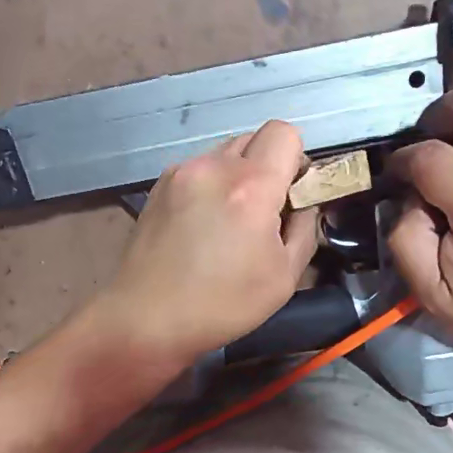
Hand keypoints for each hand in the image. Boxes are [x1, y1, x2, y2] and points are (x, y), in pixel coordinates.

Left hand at [97, 121, 318, 361]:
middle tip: (269, 210)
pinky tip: (207, 225)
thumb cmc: (223, 304)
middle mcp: (214, 167)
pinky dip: (215, 185)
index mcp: (250, 187)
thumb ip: (305, 228)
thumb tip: (306, 203)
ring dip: (242, 175)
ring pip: (228, 153)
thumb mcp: (286, 275)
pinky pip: (202, 169)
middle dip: (272, 166)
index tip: (295, 193)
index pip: (285, 133)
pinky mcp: (160, 184)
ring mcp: (182, 172)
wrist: (146, 319)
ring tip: (234, 220)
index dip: (298, 159)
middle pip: (256, 138)